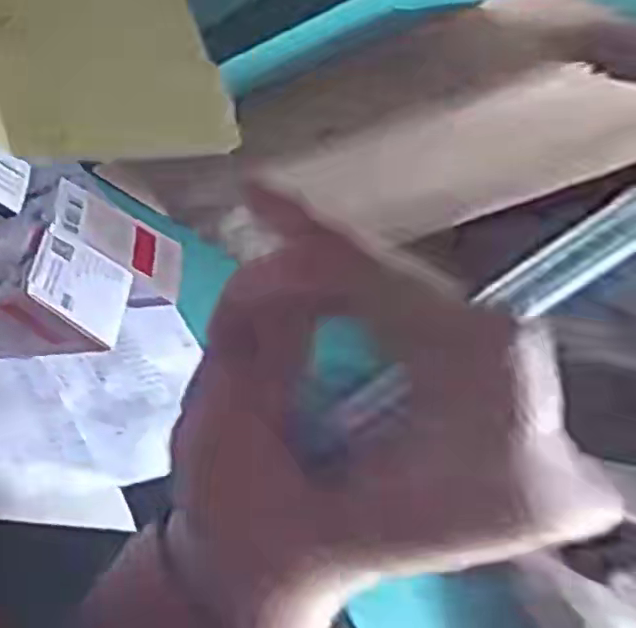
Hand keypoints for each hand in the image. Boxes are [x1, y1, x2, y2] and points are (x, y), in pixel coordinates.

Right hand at [167, 188, 621, 624]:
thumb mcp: (228, 427)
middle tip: (262, 204)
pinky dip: (354, 285)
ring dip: (345, 268)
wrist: (265, 561)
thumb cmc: (240, 514)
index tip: (278, 215)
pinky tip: (297, 265)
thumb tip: (281, 262)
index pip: (468, 345)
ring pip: (446, 309)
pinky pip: (428, 321)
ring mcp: (524, 438)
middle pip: (463, 317)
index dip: (370, 267)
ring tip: (266, 242)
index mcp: (484, 485)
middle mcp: (536, 461)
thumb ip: (260, 345)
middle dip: (350, 259)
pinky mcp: (487, 412)